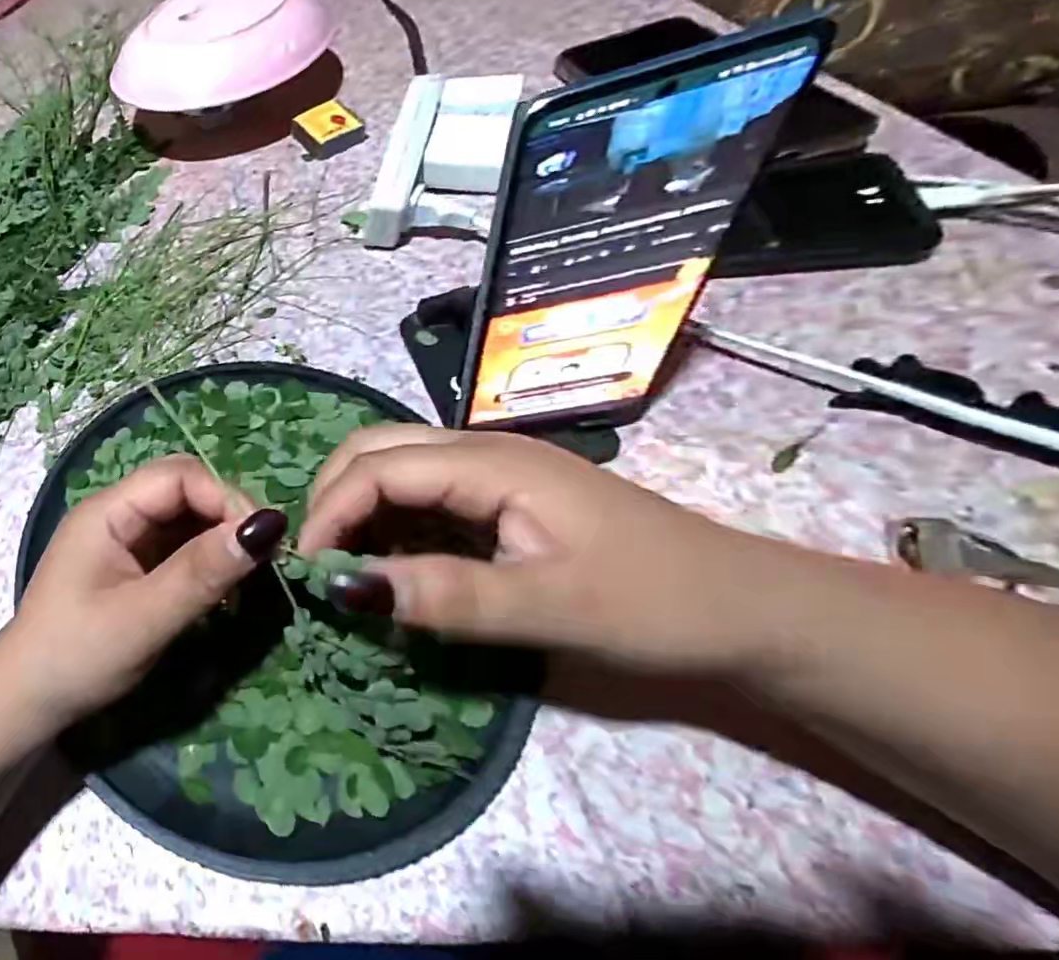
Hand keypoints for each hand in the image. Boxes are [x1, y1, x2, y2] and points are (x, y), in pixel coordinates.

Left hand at [0, 456, 287, 725]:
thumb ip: (202, 573)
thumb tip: (267, 527)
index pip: (177, 476)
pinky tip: (225, 585)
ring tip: (251, 571)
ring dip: (219, 538)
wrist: (27, 701)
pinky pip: (178, 546)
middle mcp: (116, 514)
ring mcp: (123, 540)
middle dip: (225, 513)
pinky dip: (206, 560)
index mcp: (107, 512)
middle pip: (183, 489)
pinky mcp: (132, 565)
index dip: (224, 496)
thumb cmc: (77, 656)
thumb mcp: (144, 618)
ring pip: (184, 518)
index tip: (262, 538)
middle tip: (262, 554)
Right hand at [298, 425, 820, 673]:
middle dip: (333, 495)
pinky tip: (394, 563)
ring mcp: (491, 471)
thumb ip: (450, 596)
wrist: (750, 610)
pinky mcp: (499, 496)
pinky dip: (388, 522)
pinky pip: (421, 494)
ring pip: (394, 466)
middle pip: (376, 448)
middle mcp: (482, 450)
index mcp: (493, 462)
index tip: (308, 570)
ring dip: (357, 507)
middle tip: (321, 561)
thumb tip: (348, 589)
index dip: (330, 511)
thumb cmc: (658, 604)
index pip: (379, 468)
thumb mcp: (553, 608)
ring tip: (349, 565)